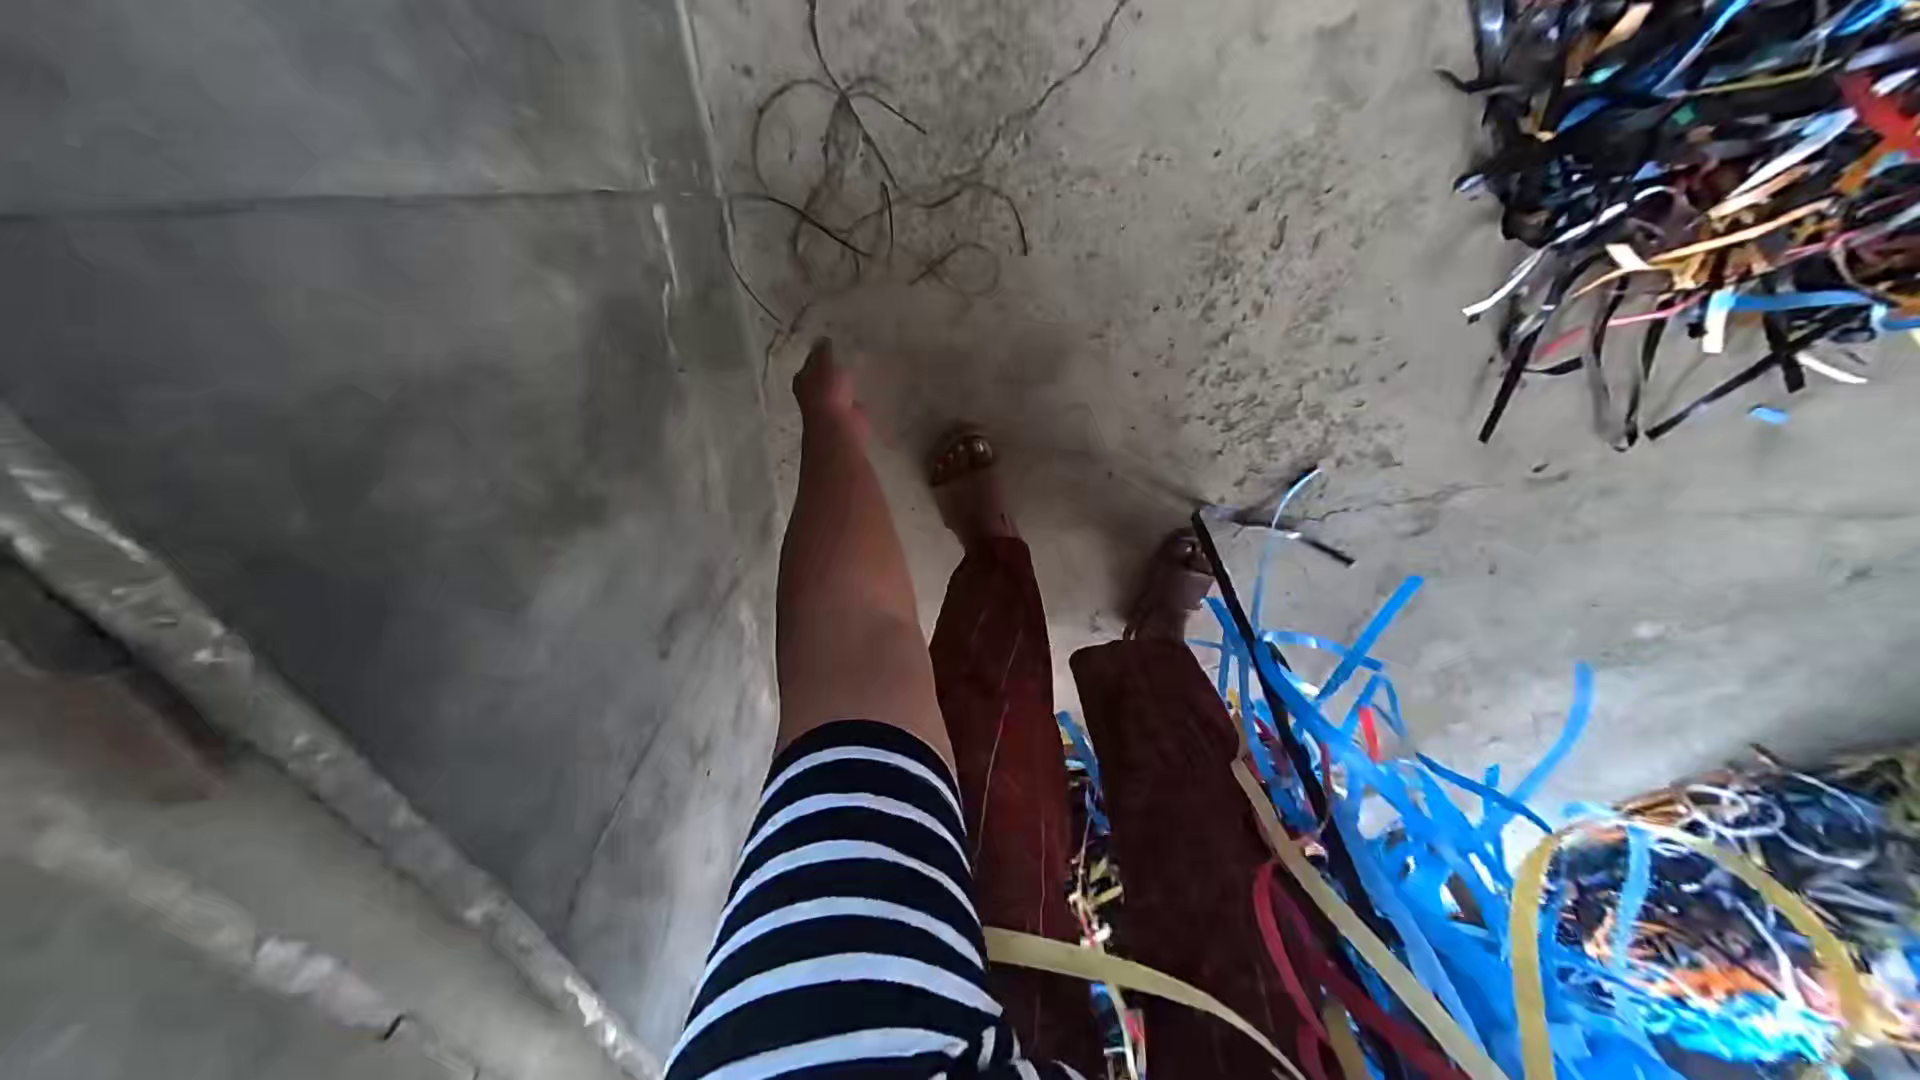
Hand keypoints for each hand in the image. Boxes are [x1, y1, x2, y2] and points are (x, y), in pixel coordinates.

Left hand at [793, 338, 867, 436]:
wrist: (838, 425)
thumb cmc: (827, 391)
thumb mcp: (825, 362)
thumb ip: (824, 351)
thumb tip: (823, 339)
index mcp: (803, 380)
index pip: (810, 363)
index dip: (820, 355)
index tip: (831, 347)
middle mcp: (813, 396)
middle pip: (823, 379)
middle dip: (832, 371)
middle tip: (845, 358)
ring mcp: (830, 409)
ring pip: (838, 392)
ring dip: (845, 385)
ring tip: (856, 372)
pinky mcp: (847, 419)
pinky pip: (852, 404)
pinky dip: (857, 399)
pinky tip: (864, 390)